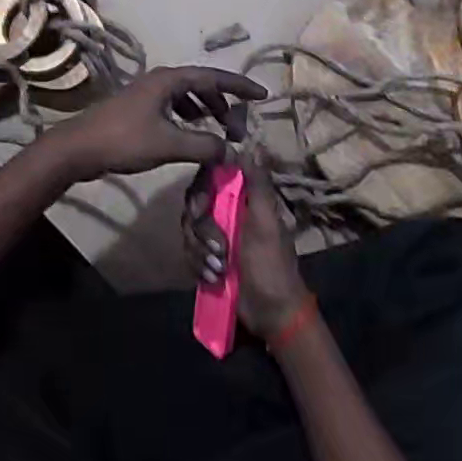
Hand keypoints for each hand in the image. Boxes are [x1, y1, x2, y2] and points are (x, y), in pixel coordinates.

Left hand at [38, 66, 266, 179]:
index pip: (213, 77)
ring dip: (207, 110)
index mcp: (169, 80)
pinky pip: (174, 106)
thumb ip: (204, 145)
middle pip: (202, 85)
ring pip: (187, 96)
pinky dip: (190, 116)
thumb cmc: (123, 140)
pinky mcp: (138, 108)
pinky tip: (193, 132)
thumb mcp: (168, 144)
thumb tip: (231, 151)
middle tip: (238, 127)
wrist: (77, 148)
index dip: (240, 86)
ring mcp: (147, 93)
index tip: (262, 96)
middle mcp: (160, 80)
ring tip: (220, 130)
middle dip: (224, 103)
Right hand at [184, 155, 308, 338]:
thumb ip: (258, 185)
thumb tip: (252, 146)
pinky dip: (198, 265)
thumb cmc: (272, 266)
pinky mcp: (207, 258)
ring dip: (201, 252)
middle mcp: (227, 212)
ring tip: (219, 270)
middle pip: (194, 205)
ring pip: (189, 231)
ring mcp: (216, 236)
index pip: (210, 178)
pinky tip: (213, 279)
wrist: (272, 315)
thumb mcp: (267, 223)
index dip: (201, 190)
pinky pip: (189, 253)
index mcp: (242, 199)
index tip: (201, 207)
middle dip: (202, 230)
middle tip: (220, 249)